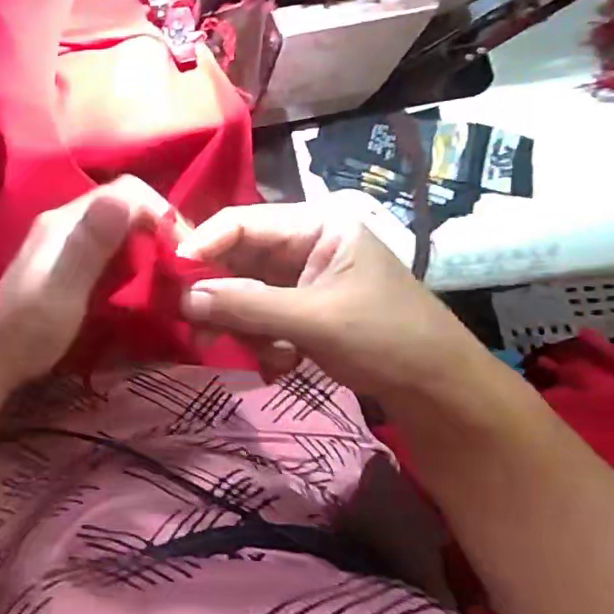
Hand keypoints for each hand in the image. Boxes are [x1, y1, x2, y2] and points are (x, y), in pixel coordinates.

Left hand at [0, 178, 174, 390]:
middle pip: (124, 206)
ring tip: (170, 273)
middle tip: (184, 264)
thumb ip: (90, 243)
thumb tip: (124, 195)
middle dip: (158, 227)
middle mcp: (66, 223)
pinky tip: (142, 282)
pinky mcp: (67, 264)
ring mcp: (65, 243)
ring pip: (119, 227)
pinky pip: (110, 247)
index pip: (126, 190)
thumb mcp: (63, 287)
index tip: (186, 247)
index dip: (160, 210)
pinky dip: (133, 258)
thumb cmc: (27, 328)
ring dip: (148, 243)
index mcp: (65, 221)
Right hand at [176, 190, 489, 400]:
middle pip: (236, 258)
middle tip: (199, 326)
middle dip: (220, 295)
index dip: (204, 242)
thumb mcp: (314, 320)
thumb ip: (247, 306)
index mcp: (315, 225)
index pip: (243, 222)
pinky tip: (283, 363)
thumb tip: (182, 298)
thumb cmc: (387, 338)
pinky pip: (257, 315)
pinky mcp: (298, 308)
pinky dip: (258, 339)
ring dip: (241, 324)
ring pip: (242, 291)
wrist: (439, 391)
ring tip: (262, 355)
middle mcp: (302, 244)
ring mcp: (299, 278)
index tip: (173, 272)